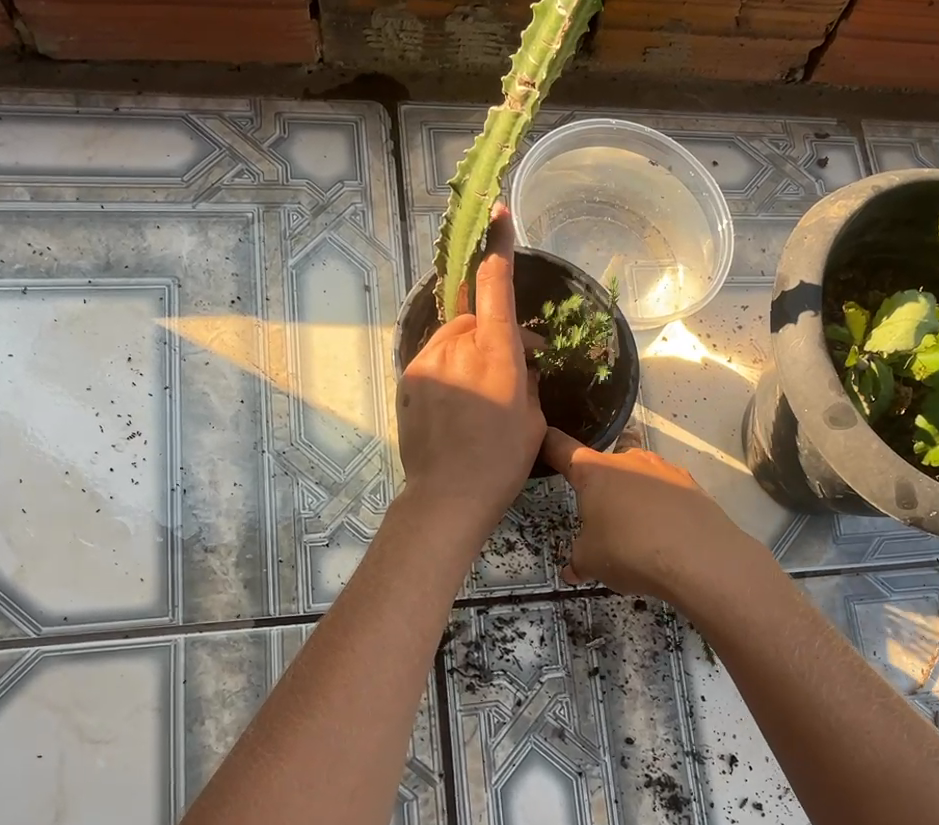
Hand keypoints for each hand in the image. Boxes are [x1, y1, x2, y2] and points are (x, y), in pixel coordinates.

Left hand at [397, 204, 544, 535]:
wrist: (447, 496)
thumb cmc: (501, 461)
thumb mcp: (532, 419)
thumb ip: (525, 379)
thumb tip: (521, 362)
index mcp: (496, 352)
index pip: (495, 286)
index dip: (498, 247)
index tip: (497, 214)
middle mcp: (457, 346)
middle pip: (472, 318)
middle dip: (490, 331)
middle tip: (509, 367)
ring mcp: (427, 362)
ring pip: (450, 338)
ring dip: (467, 352)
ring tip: (479, 393)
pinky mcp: (407, 380)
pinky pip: (433, 361)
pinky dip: (448, 370)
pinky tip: (456, 405)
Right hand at [541, 427, 763, 601]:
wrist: (697, 558)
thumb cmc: (628, 551)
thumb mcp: (590, 561)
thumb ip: (578, 560)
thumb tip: (572, 570)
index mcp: (594, 471)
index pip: (561, 448)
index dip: (547, 445)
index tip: (541, 440)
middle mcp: (627, 460)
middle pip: (605, 464)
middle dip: (600, 486)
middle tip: (599, 518)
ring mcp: (663, 469)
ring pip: (638, 476)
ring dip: (632, 496)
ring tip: (635, 531)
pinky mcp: (691, 485)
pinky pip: (665, 492)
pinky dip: (660, 508)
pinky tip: (663, 534)